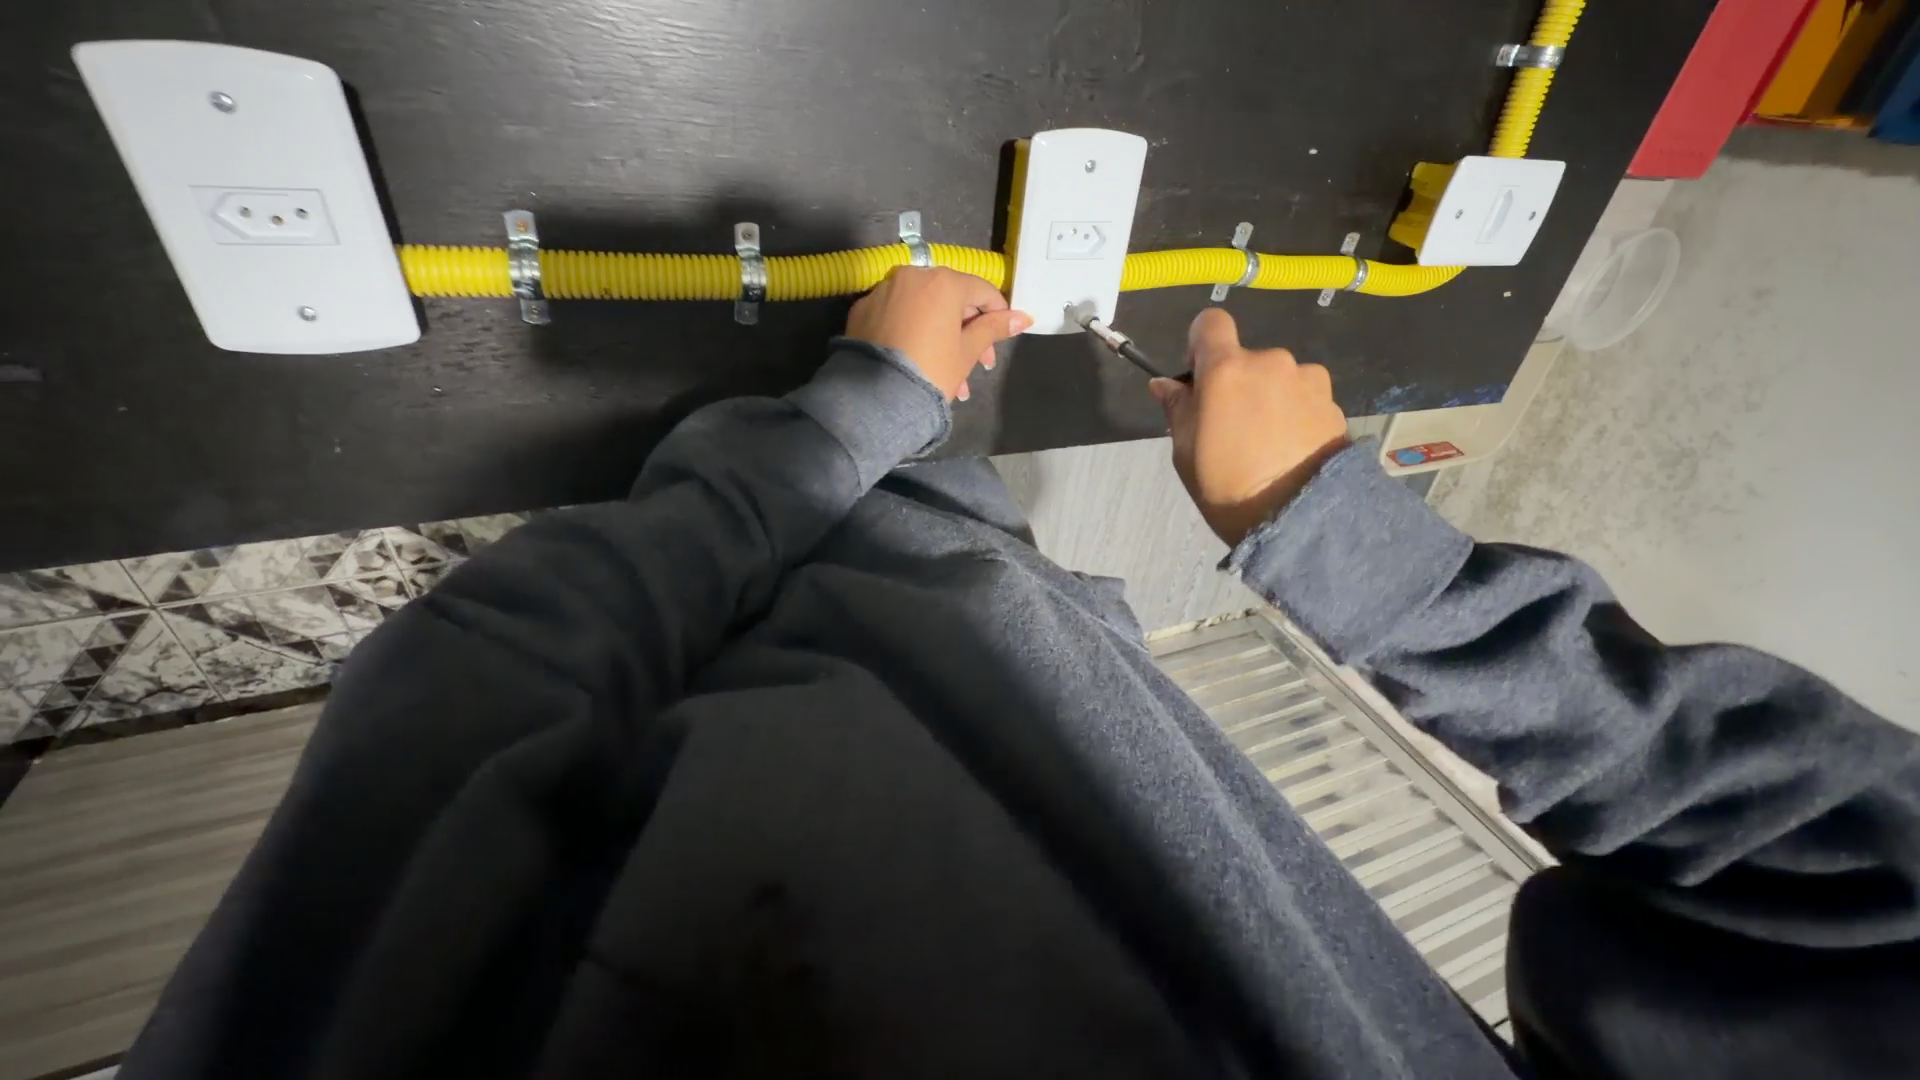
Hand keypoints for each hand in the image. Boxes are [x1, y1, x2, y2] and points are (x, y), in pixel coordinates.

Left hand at [846, 267, 1030, 401]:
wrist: (876, 398)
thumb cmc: (931, 370)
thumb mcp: (968, 351)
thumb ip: (994, 329)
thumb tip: (1022, 317)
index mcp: (942, 282)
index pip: (982, 290)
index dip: (998, 314)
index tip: (1001, 338)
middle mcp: (911, 276)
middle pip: (951, 297)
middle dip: (968, 330)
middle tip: (980, 363)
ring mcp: (883, 291)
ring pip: (923, 309)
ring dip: (942, 335)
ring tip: (951, 375)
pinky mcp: (862, 310)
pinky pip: (898, 316)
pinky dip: (912, 332)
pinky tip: (919, 362)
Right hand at [1150, 309, 1349, 546]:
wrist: (1296, 517)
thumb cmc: (1226, 484)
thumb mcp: (1185, 450)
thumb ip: (1178, 408)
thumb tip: (1166, 385)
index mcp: (1227, 369)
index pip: (1211, 322)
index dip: (1201, 344)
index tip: (1199, 376)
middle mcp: (1271, 361)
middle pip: (1247, 358)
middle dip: (1238, 383)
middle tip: (1232, 426)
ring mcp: (1308, 379)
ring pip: (1279, 378)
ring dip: (1271, 397)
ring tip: (1267, 442)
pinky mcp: (1333, 402)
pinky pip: (1305, 397)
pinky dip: (1296, 414)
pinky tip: (1291, 448)